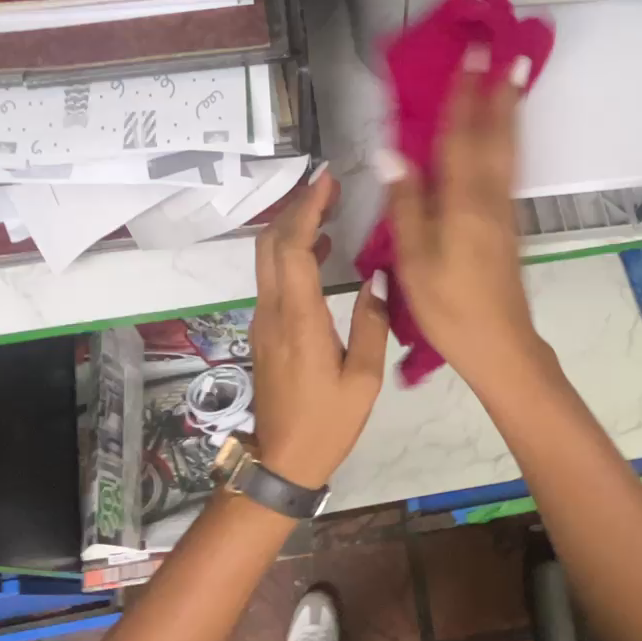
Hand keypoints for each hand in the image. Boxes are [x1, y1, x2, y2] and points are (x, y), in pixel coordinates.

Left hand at [248, 168, 390, 490]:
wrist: (283, 459)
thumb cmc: (328, 423)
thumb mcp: (364, 378)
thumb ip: (371, 323)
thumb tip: (377, 278)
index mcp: (299, 320)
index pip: (292, 248)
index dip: (306, 209)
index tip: (326, 181)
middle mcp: (273, 313)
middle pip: (270, 244)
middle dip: (295, 208)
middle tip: (328, 188)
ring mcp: (263, 321)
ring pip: (267, 260)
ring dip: (291, 229)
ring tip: (327, 211)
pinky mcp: (264, 331)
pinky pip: (272, 279)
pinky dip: (290, 254)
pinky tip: (319, 252)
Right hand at [383, 49, 542, 386]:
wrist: (500, 345)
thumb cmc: (450, 308)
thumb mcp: (414, 261)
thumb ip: (406, 205)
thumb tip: (392, 154)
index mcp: (463, 204)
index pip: (461, 137)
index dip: (465, 95)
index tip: (471, 56)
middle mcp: (490, 199)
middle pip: (495, 136)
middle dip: (498, 94)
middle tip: (508, 54)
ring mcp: (504, 213)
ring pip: (508, 152)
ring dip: (510, 114)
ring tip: (515, 82)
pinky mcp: (509, 227)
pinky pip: (508, 170)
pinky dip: (508, 143)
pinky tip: (505, 139)